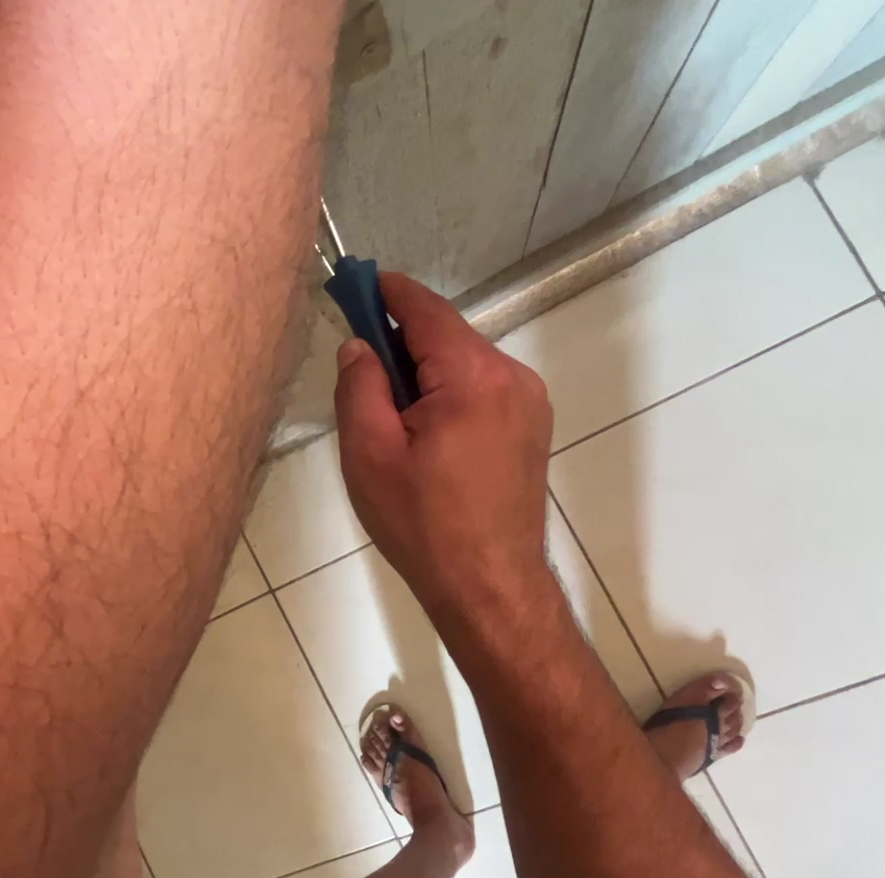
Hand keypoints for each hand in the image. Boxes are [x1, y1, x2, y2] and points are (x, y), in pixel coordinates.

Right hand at [334, 273, 556, 626]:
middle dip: (399, 346)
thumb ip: (359, 387)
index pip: (425, 310)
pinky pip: (482, 392)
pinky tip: (425, 440)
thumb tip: (359, 346)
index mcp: (472, 376)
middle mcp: (511, 377)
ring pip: (463, 367)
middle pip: (445, 338)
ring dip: (423, 377)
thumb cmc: (421, 523)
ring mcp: (529, 404)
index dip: (385, 292)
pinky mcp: (531, 430)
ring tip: (391, 425)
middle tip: (358, 376)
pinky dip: (448, 397)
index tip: (353, 283)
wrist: (488, 586)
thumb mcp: (369, 454)